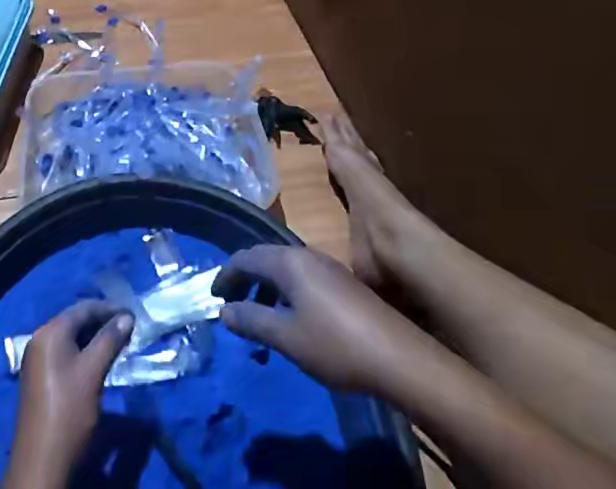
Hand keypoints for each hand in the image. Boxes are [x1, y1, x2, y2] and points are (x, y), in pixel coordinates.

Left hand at [4, 301, 132, 488]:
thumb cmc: (69, 409)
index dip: (109, 308)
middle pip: (75, 321)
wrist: (41, 458)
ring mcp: (38, 357)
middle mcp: (40, 338)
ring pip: (71, 337)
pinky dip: (84, 351)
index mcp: (50, 332)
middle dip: (102, 322)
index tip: (133, 313)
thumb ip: (109, 340)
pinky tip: (101, 359)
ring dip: (95, 337)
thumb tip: (127, 316)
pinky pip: (65, 352)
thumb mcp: (93, 372)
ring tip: (120, 342)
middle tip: (129, 327)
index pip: (82, 308)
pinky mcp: (40, 375)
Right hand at [212, 244, 441, 396]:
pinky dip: (288, 292)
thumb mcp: (286, 337)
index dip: (226, 275)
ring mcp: (330, 268)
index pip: (245, 257)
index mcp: (288, 261)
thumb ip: (252, 320)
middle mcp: (307, 255)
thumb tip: (224, 311)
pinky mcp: (346, 284)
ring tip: (261, 315)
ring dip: (267, 287)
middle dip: (245, 279)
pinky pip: (304, 277)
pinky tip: (294, 318)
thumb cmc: (336, 345)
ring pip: (286, 268)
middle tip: (233, 305)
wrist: (401, 359)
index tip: (214, 296)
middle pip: (265, 258)